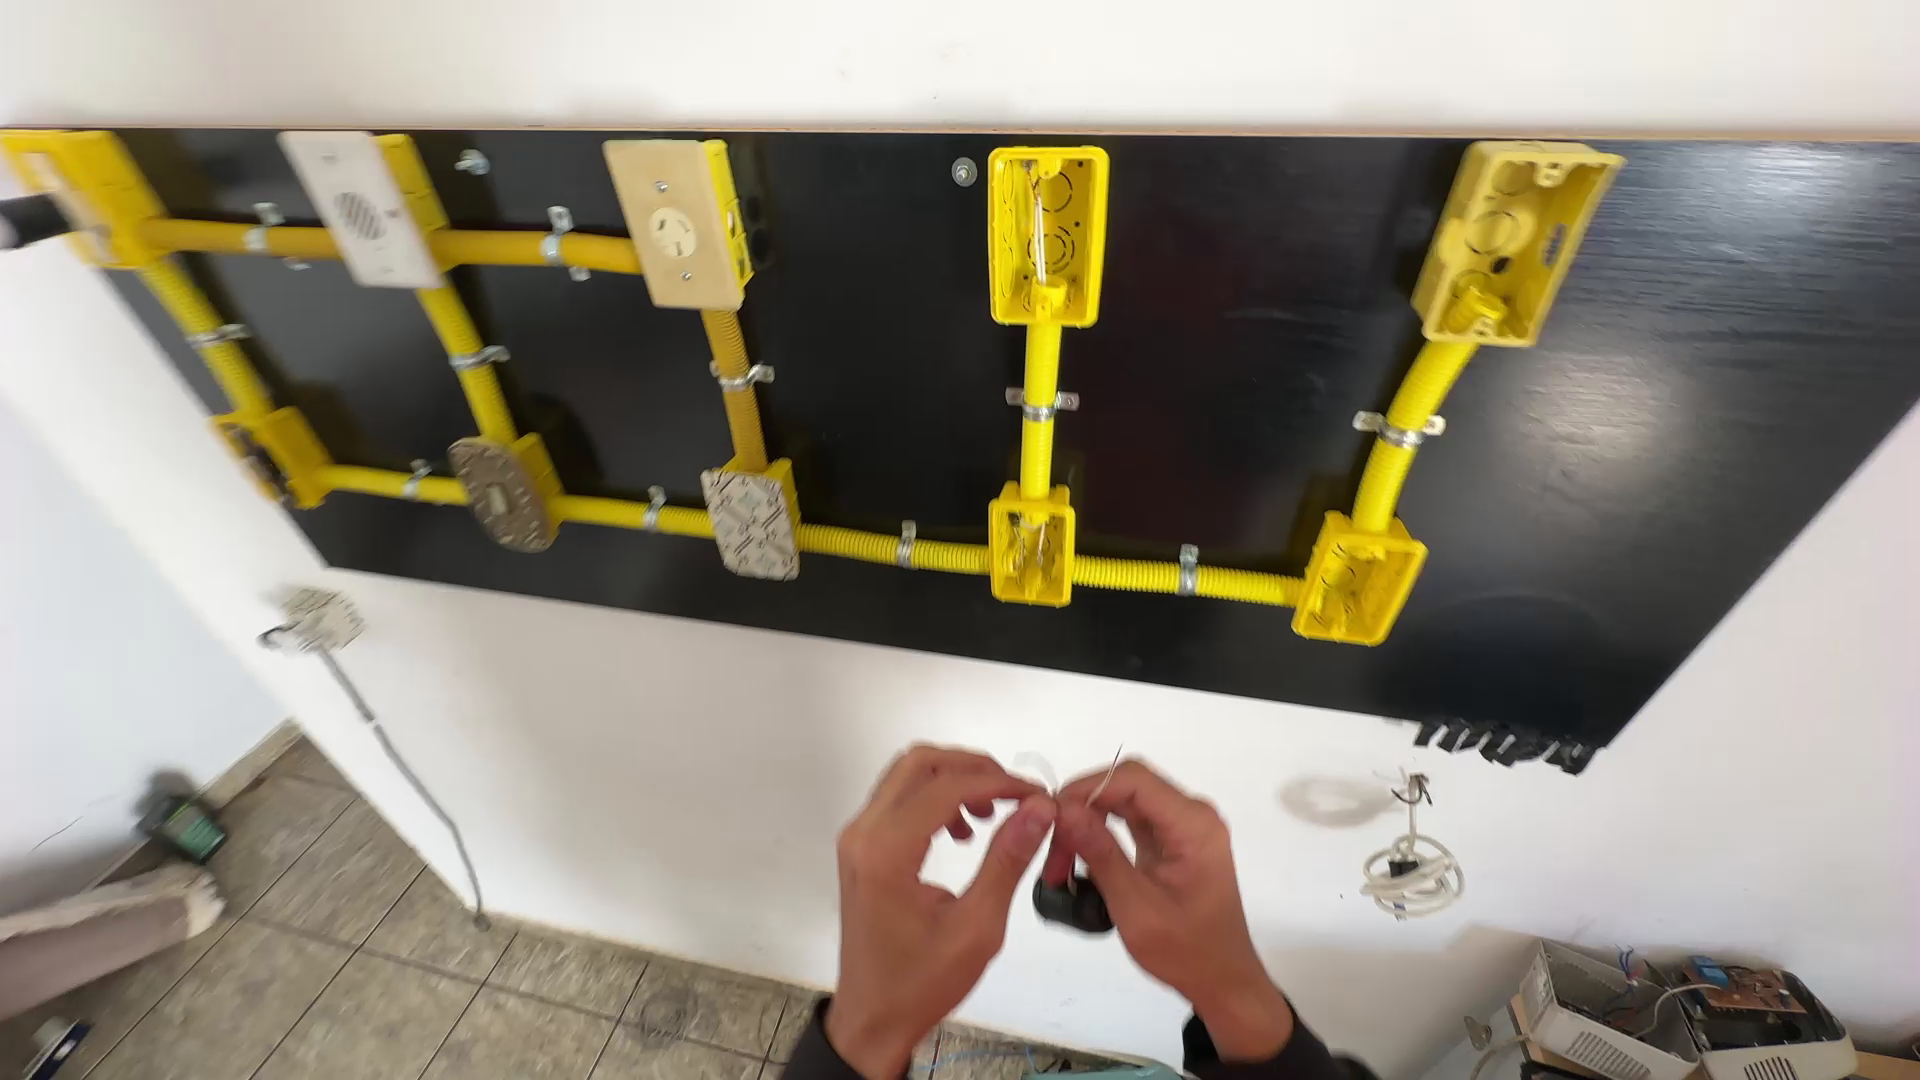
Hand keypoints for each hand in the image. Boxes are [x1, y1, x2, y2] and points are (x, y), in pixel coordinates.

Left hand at [827, 746, 1056, 1079]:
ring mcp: (857, 834)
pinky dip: (935, 795)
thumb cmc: (923, 982)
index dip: (997, 782)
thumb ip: (1007, 860)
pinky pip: (899, 796)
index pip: (946, 787)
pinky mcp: (861, 843)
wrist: (872, 1018)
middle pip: (920, 762)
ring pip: (908, 773)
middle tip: (1012, 793)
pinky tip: (963, 830)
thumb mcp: (977, 928)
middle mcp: (863, 831)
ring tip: (990, 813)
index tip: (1035, 794)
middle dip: (973, 767)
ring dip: (953, 778)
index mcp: (887, 852)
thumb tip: (1039, 808)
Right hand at [1044, 760, 1293, 1061]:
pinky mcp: (1171, 835)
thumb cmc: (1185, 951)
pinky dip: (1101, 828)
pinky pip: (1129, 815)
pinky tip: (1080, 851)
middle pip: (1127, 784)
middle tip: (1054, 843)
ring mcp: (1182, 823)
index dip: (1089, 787)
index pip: (1134, 779)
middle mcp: (1191, 813)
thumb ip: (1101, 854)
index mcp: (1193, 824)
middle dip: (1084, 806)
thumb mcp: (1136, 909)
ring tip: (1061, 852)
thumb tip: (1064, 809)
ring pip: (1123, 797)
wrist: (1222, 982)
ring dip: (1088, 818)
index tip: (1054, 814)